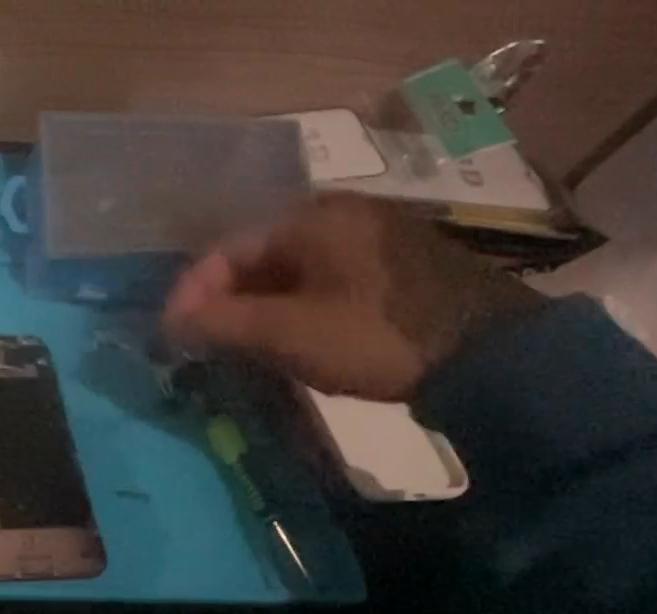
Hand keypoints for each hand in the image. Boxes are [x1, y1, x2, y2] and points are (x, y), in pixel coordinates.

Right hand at [162, 193, 543, 400]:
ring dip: (253, 309)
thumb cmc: (375, 335)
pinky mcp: (391, 269)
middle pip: (256, 257)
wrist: (487, 355)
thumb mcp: (287, 333)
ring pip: (287, 272)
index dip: (191, 292)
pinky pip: (318, 283)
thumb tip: (169, 320)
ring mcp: (370, 240)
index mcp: (311, 218)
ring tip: (234, 348)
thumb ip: (221, 323)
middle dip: (221, 302)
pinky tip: (281, 341)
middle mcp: (339, 215)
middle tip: (201, 343)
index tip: (170, 333)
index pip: (227, 249)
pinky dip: (288, 310)